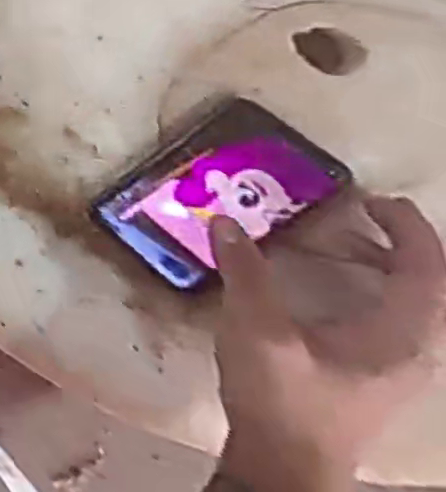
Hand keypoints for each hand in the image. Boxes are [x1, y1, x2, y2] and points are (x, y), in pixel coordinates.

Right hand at [212, 197, 445, 490]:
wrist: (288, 453)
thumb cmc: (282, 392)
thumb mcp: (257, 329)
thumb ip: (246, 274)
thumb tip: (228, 222)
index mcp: (401, 337)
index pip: (429, 275)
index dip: (411, 234)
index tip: (374, 199)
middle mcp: (414, 347)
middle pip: (429, 287)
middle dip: (398, 244)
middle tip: (350, 211)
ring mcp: (396, 360)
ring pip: (411, 301)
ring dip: (379, 263)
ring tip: (328, 239)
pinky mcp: (373, 365)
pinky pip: (388, 313)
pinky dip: (365, 284)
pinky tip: (321, 281)